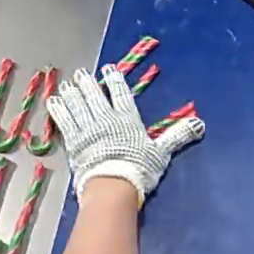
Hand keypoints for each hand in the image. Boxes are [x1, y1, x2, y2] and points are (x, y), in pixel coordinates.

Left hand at [47, 66, 204, 205]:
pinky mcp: (74, 141)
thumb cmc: (138, 169)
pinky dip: (59, 110)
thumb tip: (199, 123)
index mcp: (127, 119)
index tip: (109, 69)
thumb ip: (177, 136)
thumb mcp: (161, 152)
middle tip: (81, 74)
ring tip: (67, 84)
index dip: (115, 80)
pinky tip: (54, 100)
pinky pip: (65, 120)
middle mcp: (106, 119)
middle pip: (95, 96)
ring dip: (72, 93)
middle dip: (88, 84)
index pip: (121, 94)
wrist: (112, 184)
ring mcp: (88, 129)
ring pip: (78, 105)